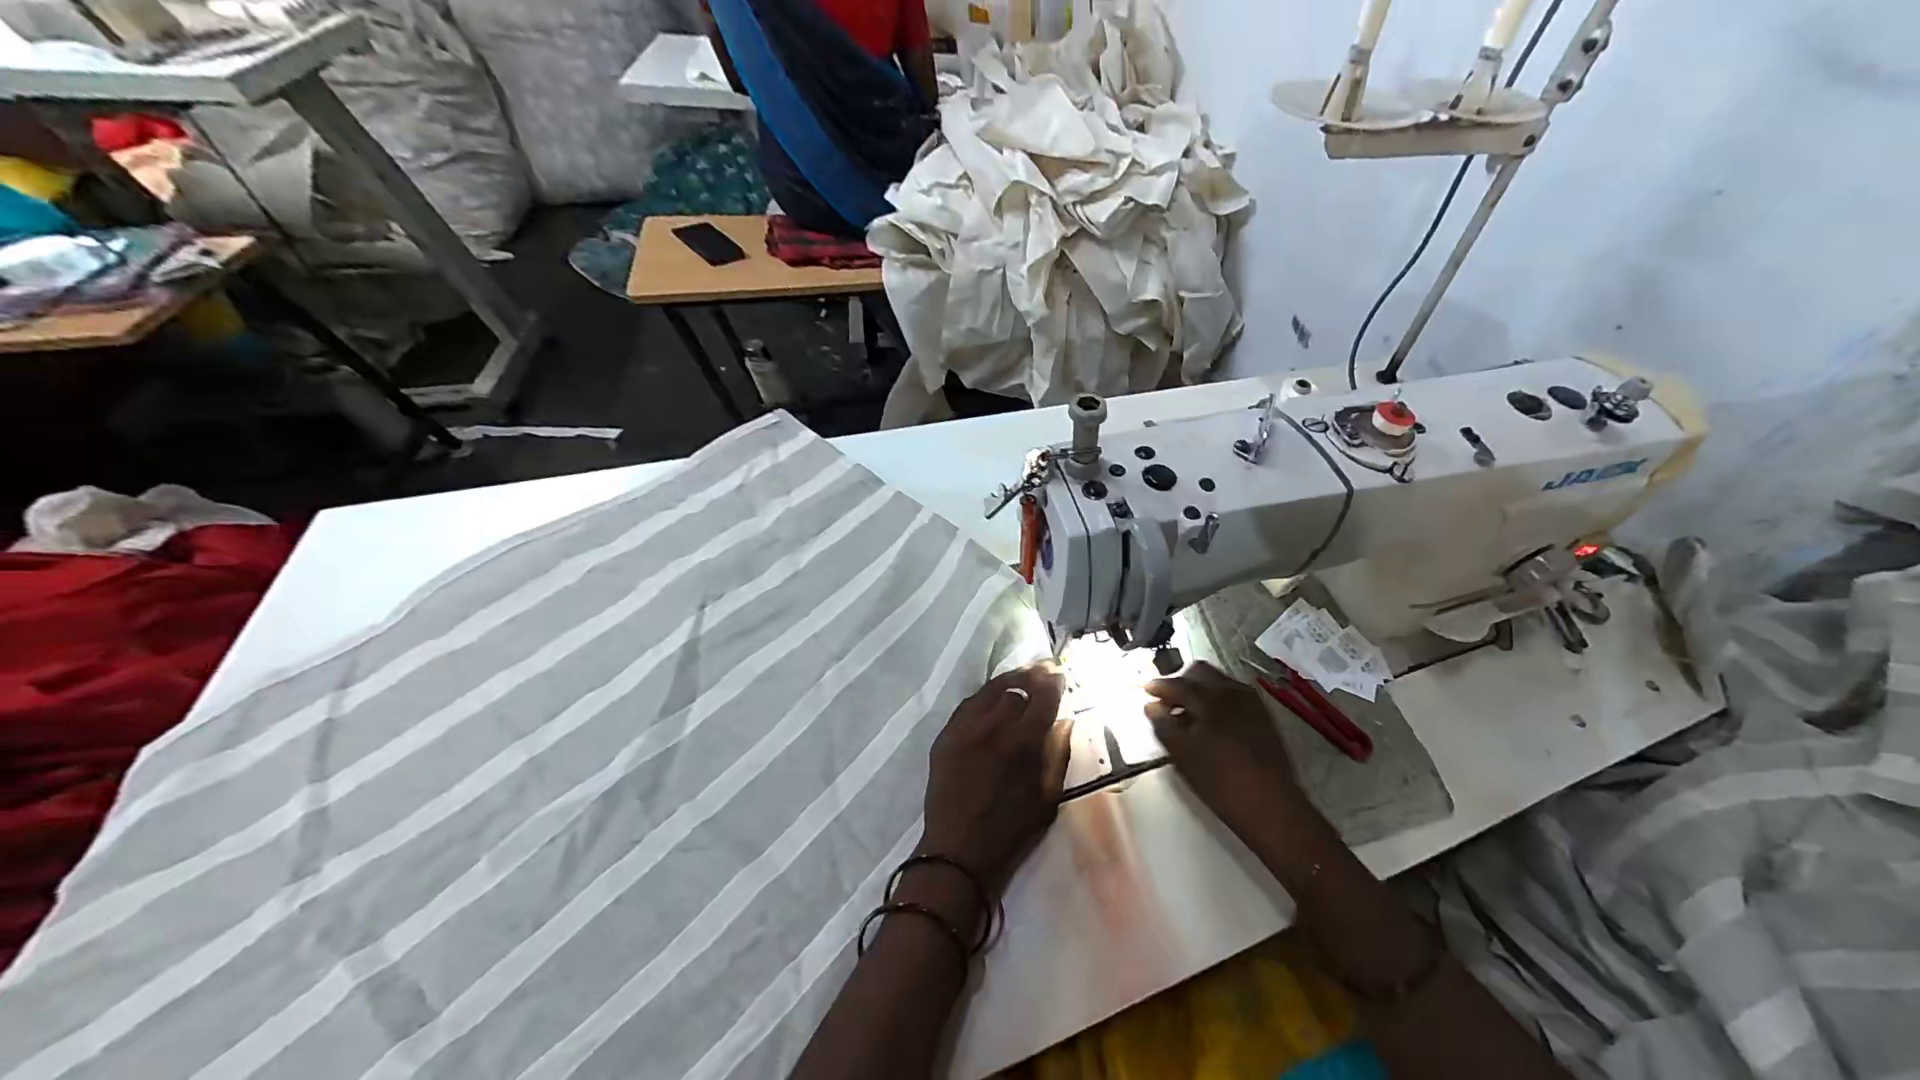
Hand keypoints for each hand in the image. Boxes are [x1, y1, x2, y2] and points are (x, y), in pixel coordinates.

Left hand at [921, 664, 1068, 891]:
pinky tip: (992, 699)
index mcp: (1023, 743)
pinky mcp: (945, 736)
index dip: (1053, 682)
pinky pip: (967, 705)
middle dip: (1032, 678)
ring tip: (1020, 678)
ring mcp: (964, 729)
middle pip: (1015, 688)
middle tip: (1042, 672)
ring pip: (988, 690)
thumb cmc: (1011, 830)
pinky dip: (984, 698)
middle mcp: (992, 727)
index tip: (1059, 673)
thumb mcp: (1048, 798)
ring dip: (1008, 682)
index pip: (1042, 697)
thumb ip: (1058, 754)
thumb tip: (1065, 721)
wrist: (958, 851)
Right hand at [1146, 662, 1304, 828]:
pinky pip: (1234, 695)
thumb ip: (1163, 724)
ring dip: (1200, 690)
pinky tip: (1211, 723)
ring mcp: (1251, 702)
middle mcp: (1232, 691)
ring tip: (1188, 714)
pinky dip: (1217, 700)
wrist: (1270, 805)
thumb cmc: (1219, 780)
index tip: (1145, 691)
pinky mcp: (1264, 716)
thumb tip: (1152, 707)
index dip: (1157, 686)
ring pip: (1219, 682)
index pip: (1177, 683)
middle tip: (1167, 701)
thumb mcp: (1181, 754)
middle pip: (1200, 672)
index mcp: (1209, 697)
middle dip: (1180, 682)